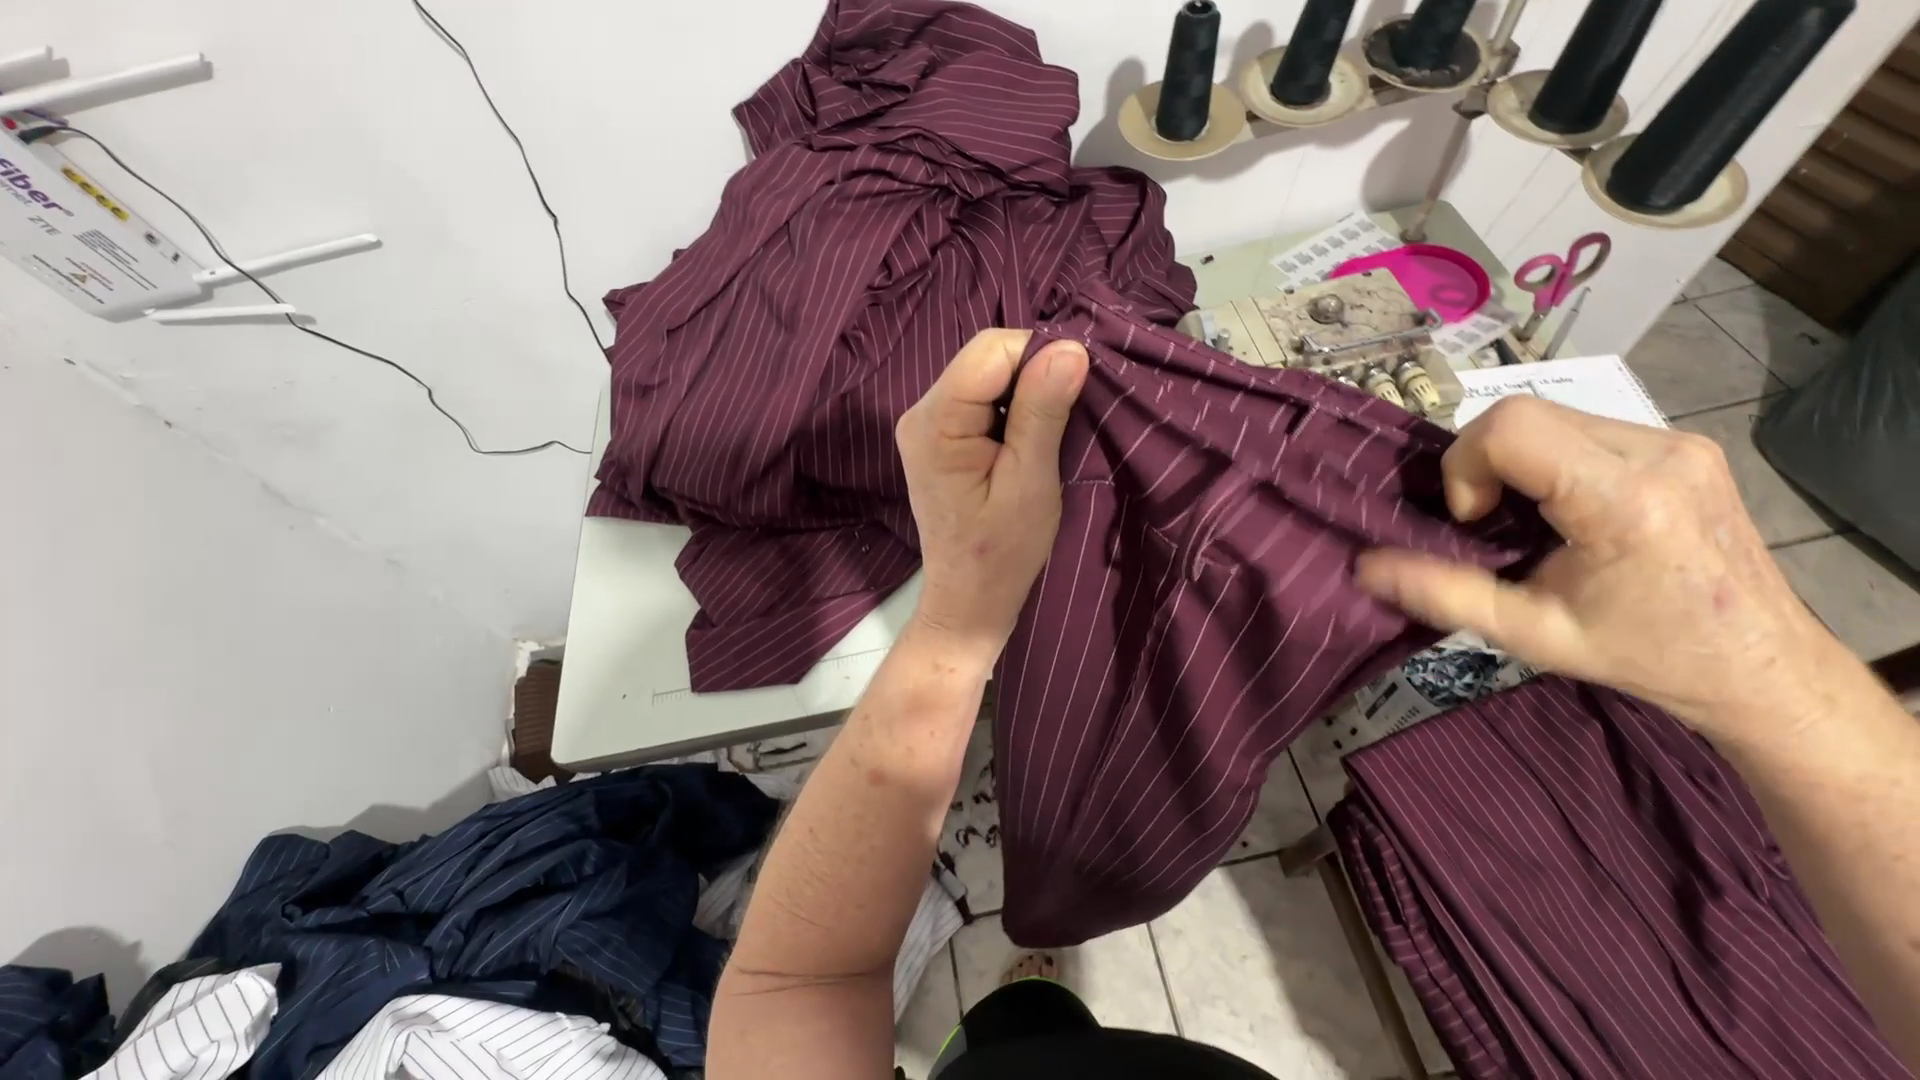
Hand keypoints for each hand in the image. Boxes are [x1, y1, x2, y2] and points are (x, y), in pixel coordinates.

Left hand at [896, 330, 1089, 667]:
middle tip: (1068, 418)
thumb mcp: (1031, 482)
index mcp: (935, 423)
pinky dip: (1014, 410)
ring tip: (1050, 435)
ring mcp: (927, 424)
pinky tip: (1030, 441)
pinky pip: (982, 399)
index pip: (991, 350)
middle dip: (1034, 375)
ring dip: (1027, 394)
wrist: (969, 601)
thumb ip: (1043, 412)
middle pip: (987, 358)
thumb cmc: (1002, 554)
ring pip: (988, 376)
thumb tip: (1070, 348)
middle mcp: (921, 413)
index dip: (1039, 356)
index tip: (1077, 391)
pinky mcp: (940, 437)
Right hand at [1356, 397, 1843, 739]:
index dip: (1466, 466)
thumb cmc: (1640, 655)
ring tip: (1527, 520)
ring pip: (1551, 416)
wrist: (1758, 666)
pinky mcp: (1684, 445)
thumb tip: (1365, 566)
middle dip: (1482, 462)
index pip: (1510, 427)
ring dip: (1514, 461)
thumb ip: (1442, 594)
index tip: (1475, 521)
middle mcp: (1658, 453)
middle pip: (1524, 413)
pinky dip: (1548, 460)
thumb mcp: (1528, 635)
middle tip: (1490, 521)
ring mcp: (1678, 442)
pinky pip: (1583, 427)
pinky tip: (1563, 510)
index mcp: (1623, 500)